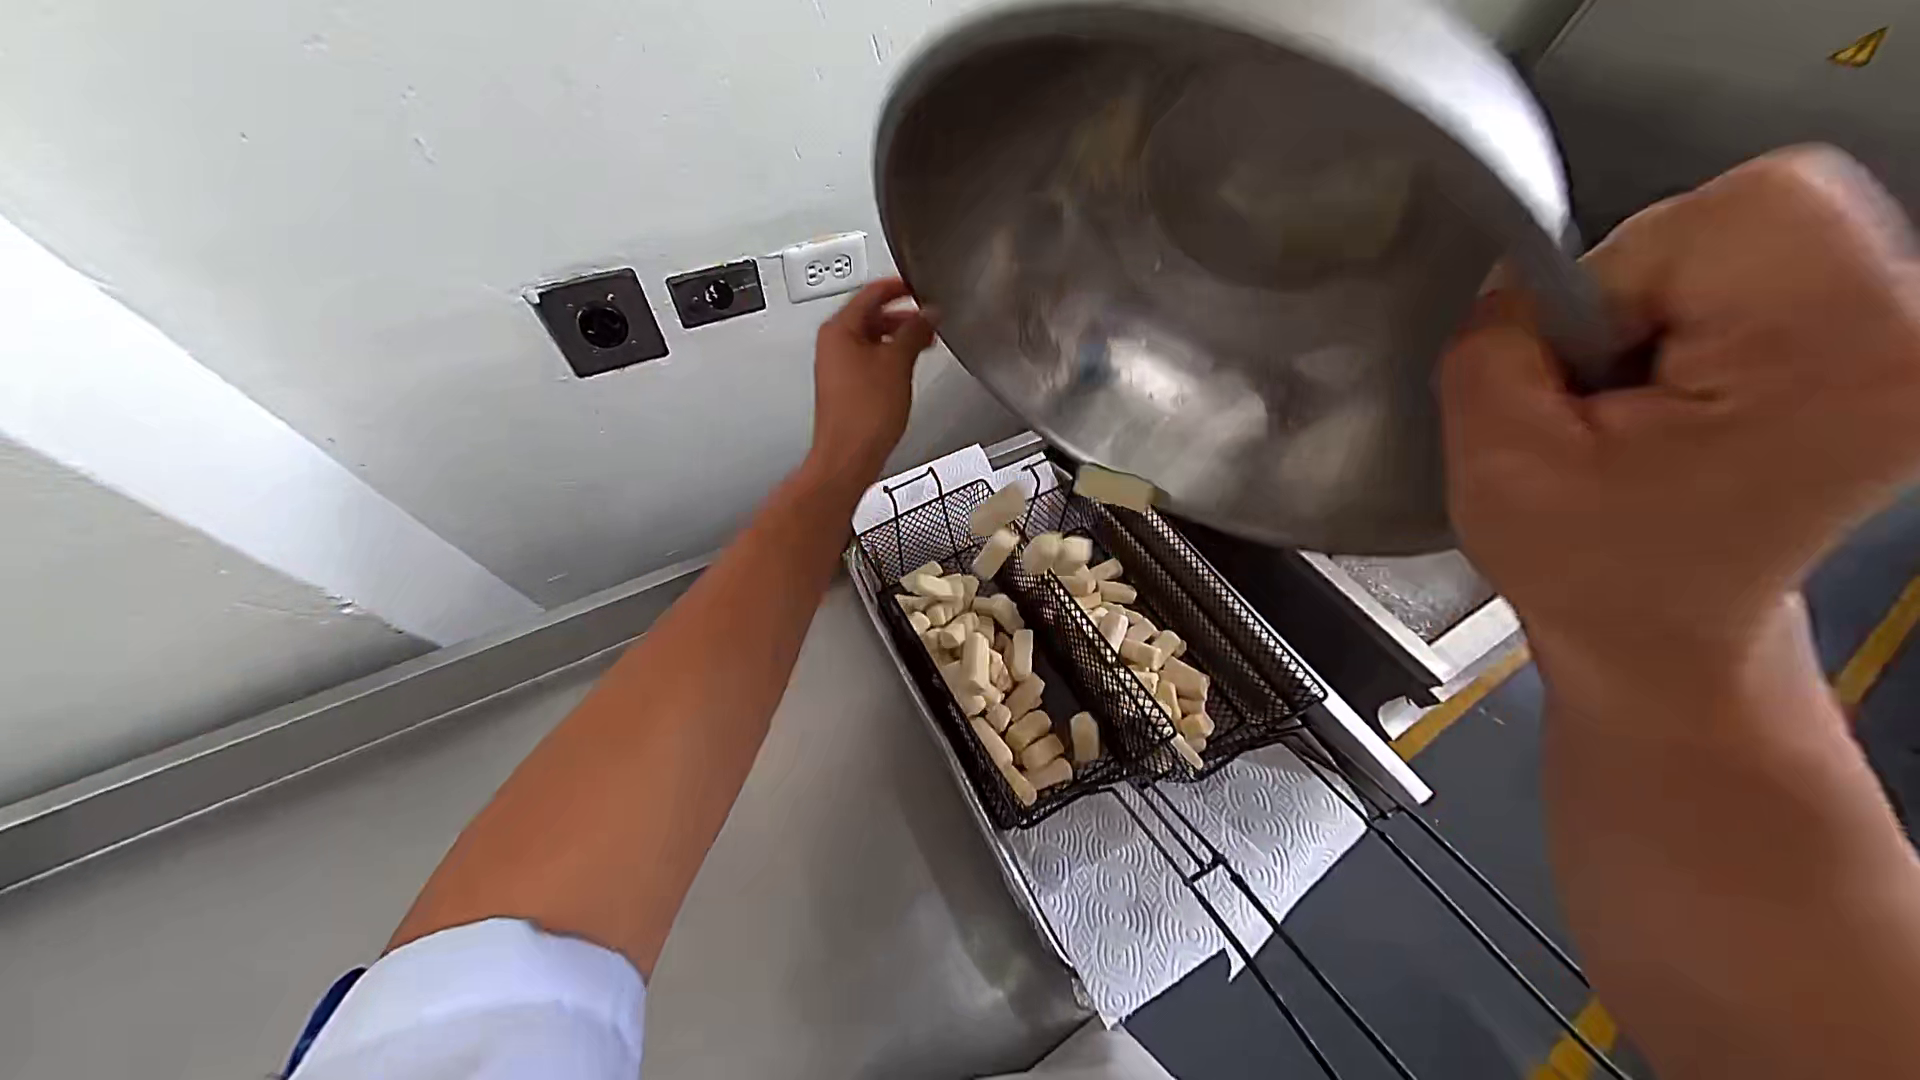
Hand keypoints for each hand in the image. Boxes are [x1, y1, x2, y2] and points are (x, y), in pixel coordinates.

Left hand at [805, 277, 937, 479]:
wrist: (849, 456)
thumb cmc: (862, 416)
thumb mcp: (898, 363)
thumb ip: (915, 331)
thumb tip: (928, 314)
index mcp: (839, 329)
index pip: (871, 292)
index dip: (899, 287)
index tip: (917, 286)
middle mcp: (832, 345)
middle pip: (870, 315)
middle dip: (901, 315)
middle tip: (925, 318)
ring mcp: (837, 366)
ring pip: (871, 338)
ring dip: (897, 337)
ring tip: (921, 341)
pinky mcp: (845, 386)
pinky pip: (870, 360)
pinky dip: (889, 357)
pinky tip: (906, 367)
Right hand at [1440, 147, 1919, 687]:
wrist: (1658, 627)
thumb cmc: (1586, 565)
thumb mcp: (1497, 460)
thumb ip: (1490, 348)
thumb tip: (1516, 287)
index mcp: (1840, 356)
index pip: (1739, 207)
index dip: (1622, 275)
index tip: (1586, 366)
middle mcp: (1917, 330)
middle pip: (1753, 208)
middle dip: (1635, 289)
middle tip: (1601, 388)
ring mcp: (1907, 338)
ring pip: (1747, 236)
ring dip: (1650, 309)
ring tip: (1629, 399)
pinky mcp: (1870, 346)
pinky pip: (1758, 272)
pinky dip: (1678, 321)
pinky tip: (1658, 395)